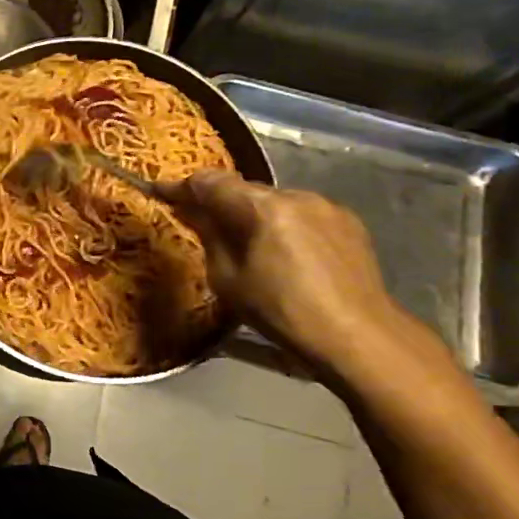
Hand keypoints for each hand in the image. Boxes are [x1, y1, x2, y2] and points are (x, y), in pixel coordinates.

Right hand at [169, 171, 408, 372]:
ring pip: (276, 202)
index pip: (211, 183)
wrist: (358, 335)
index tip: (160, 189)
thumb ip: (210, 238)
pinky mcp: (348, 222)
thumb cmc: (283, 313)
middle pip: (245, 190)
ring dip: (256, 216)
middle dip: (221, 203)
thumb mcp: (230, 281)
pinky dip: (286, 226)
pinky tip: (287, 255)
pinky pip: (303, 215)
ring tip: (249, 245)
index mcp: (262, 208)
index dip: (181, 187)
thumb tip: (195, 213)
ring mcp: (325, 206)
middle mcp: (295, 195)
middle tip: (201, 222)